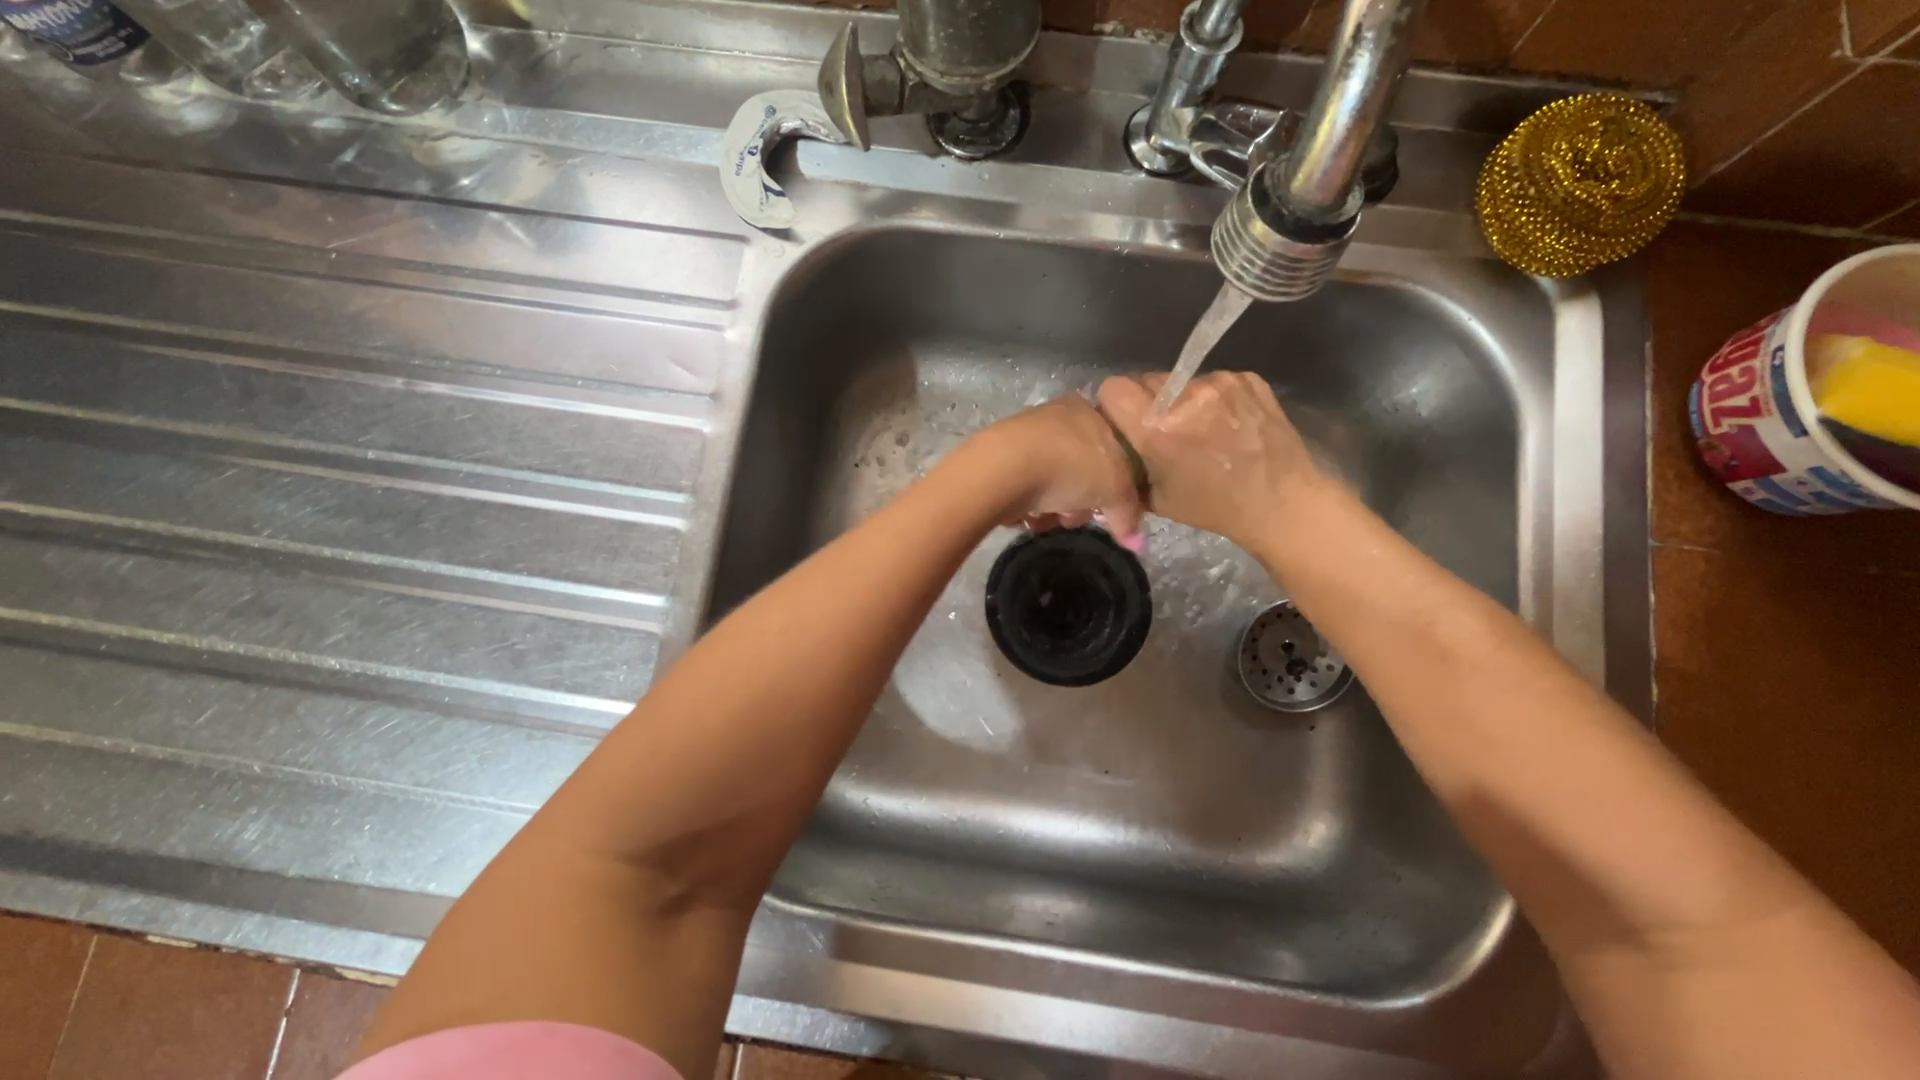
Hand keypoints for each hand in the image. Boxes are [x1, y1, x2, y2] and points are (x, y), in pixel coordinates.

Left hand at [969, 394, 1144, 538]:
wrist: (1005, 467)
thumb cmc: (1071, 466)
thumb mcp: (1115, 490)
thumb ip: (1129, 513)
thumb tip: (1136, 541)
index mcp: (1089, 411)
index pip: (1113, 447)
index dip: (1116, 481)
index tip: (1109, 505)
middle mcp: (1058, 417)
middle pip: (1082, 469)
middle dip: (1082, 501)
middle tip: (1076, 517)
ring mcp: (1026, 436)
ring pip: (1053, 480)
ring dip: (1055, 507)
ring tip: (1048, 519)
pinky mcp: (1001, 458)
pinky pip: (1026, 486)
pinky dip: (1030, 505)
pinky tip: (1027, 515)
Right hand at [1098, 371, 1320, 545]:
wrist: (1281, 502)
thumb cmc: (1214, 507)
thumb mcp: (1157, 498)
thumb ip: (1129, 469)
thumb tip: (1113, 453)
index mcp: (1156, 427)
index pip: (1114, 388)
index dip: (1115, 405)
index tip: (1125, 423)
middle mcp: (1186, 396)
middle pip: (1146, 379)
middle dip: (1149, 402)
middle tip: (1164, 429)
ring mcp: (1220, 383)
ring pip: (1182, 380)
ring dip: (1182, 400)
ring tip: (1201, 429)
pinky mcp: (1248, 379)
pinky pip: (1215, 380)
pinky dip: (1214, 399)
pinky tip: (1227, 424)